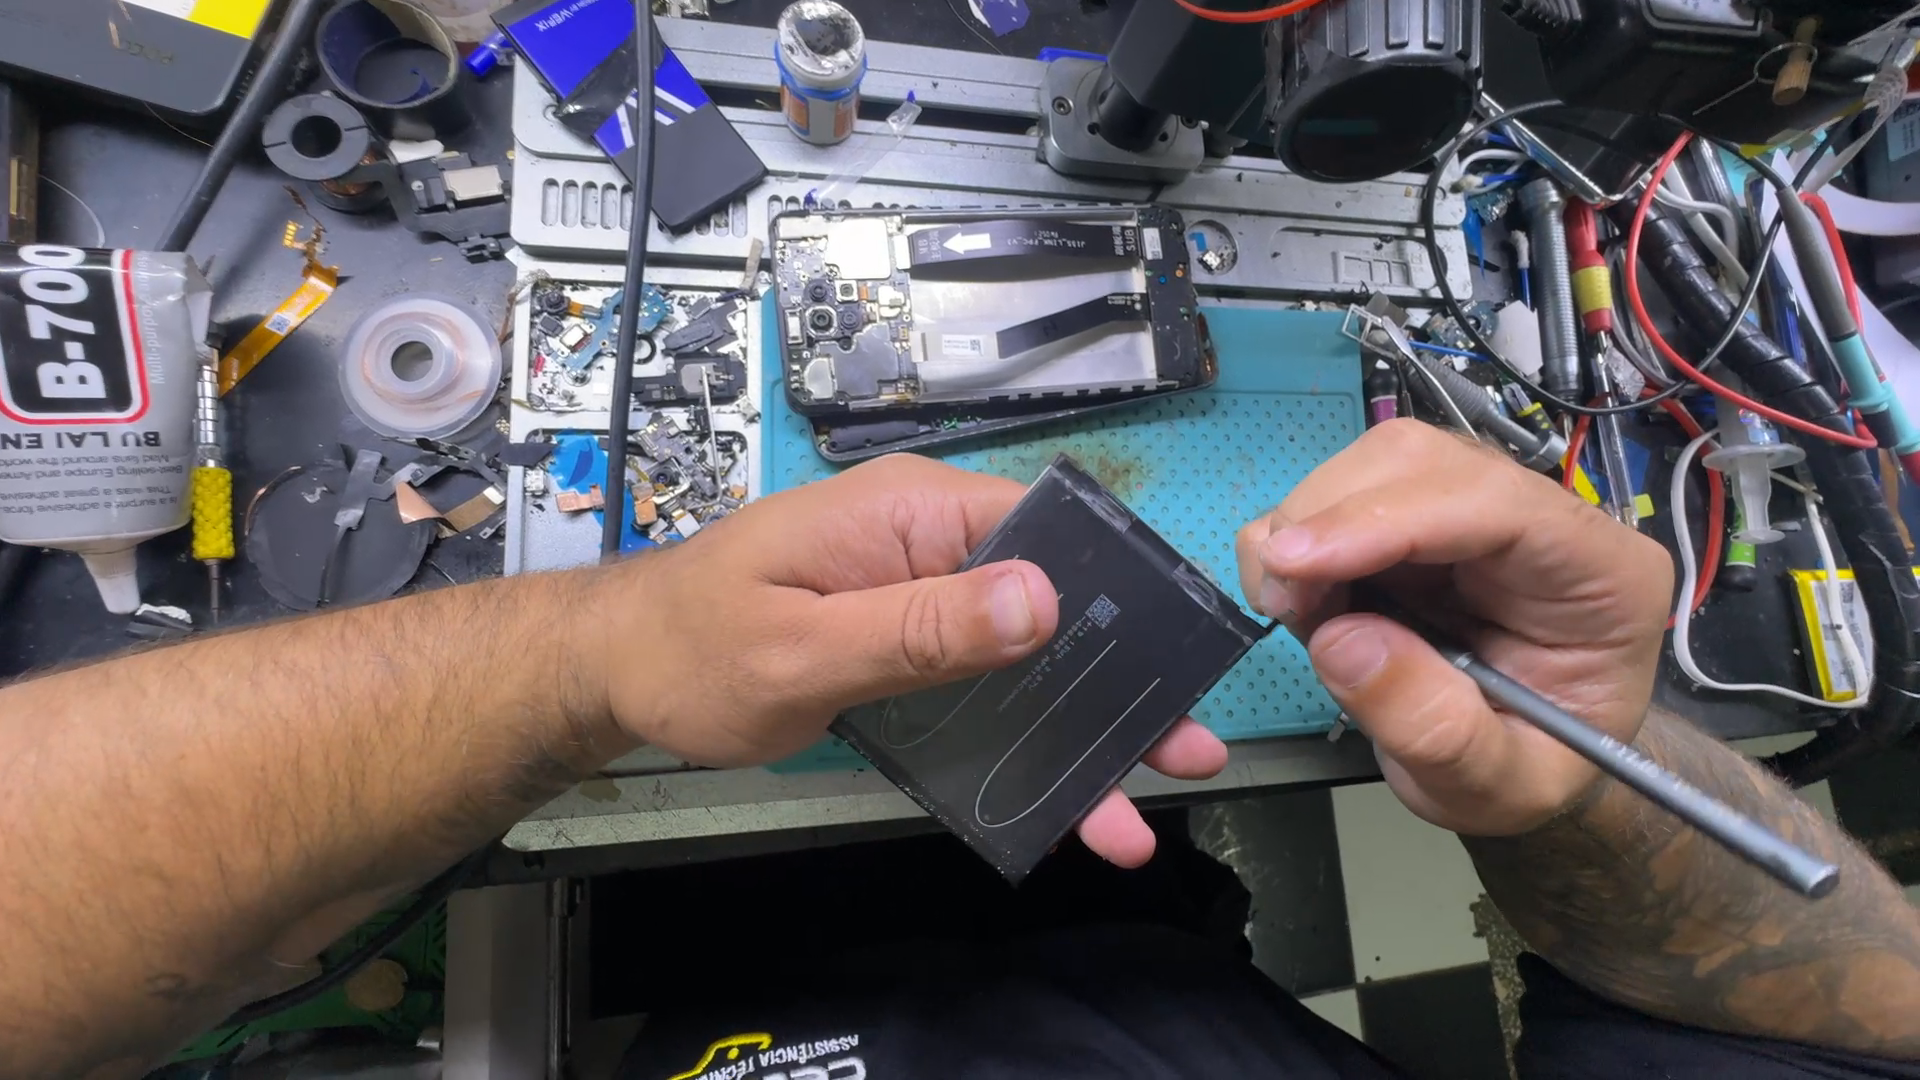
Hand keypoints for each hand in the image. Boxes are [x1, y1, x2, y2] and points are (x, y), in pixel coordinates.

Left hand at [613, 454, 1228, 865]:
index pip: (1043, 527)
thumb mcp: (803, 648)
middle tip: (1184, 744)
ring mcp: (918, 590)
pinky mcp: (906, 635)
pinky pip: (979, 676)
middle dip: (1115, 674)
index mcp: (912, 512)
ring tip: (1136, 795)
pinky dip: (1018, 731)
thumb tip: (1041, 599)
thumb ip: (918, 625)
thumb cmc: (696, 650)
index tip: (1171, 661)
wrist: (621, 669)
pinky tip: (1057, 796)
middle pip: (1045, 596)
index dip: (1113, 590)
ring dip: (1076, 720)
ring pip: (1020, 648)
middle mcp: (928, 539)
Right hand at [1235, 420, 1672, 835]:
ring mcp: (1459, 509)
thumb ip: (1434, 727)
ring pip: (1363, 468)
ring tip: (1297, 612)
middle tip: (1283, 605)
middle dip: (1325, 522)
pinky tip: (1301, 598)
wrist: (1509, 763)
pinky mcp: (1402, 518)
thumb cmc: (1524, 770)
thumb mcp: (1496, 784)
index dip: (1380, 520)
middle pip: (1412, 462)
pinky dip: (1290, 541)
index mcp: (1594, 574)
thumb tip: (1338, 638)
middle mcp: (1530, 518)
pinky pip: (1330, 495)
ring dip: (1301, 533)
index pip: (1491, 503)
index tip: (1290, 563)